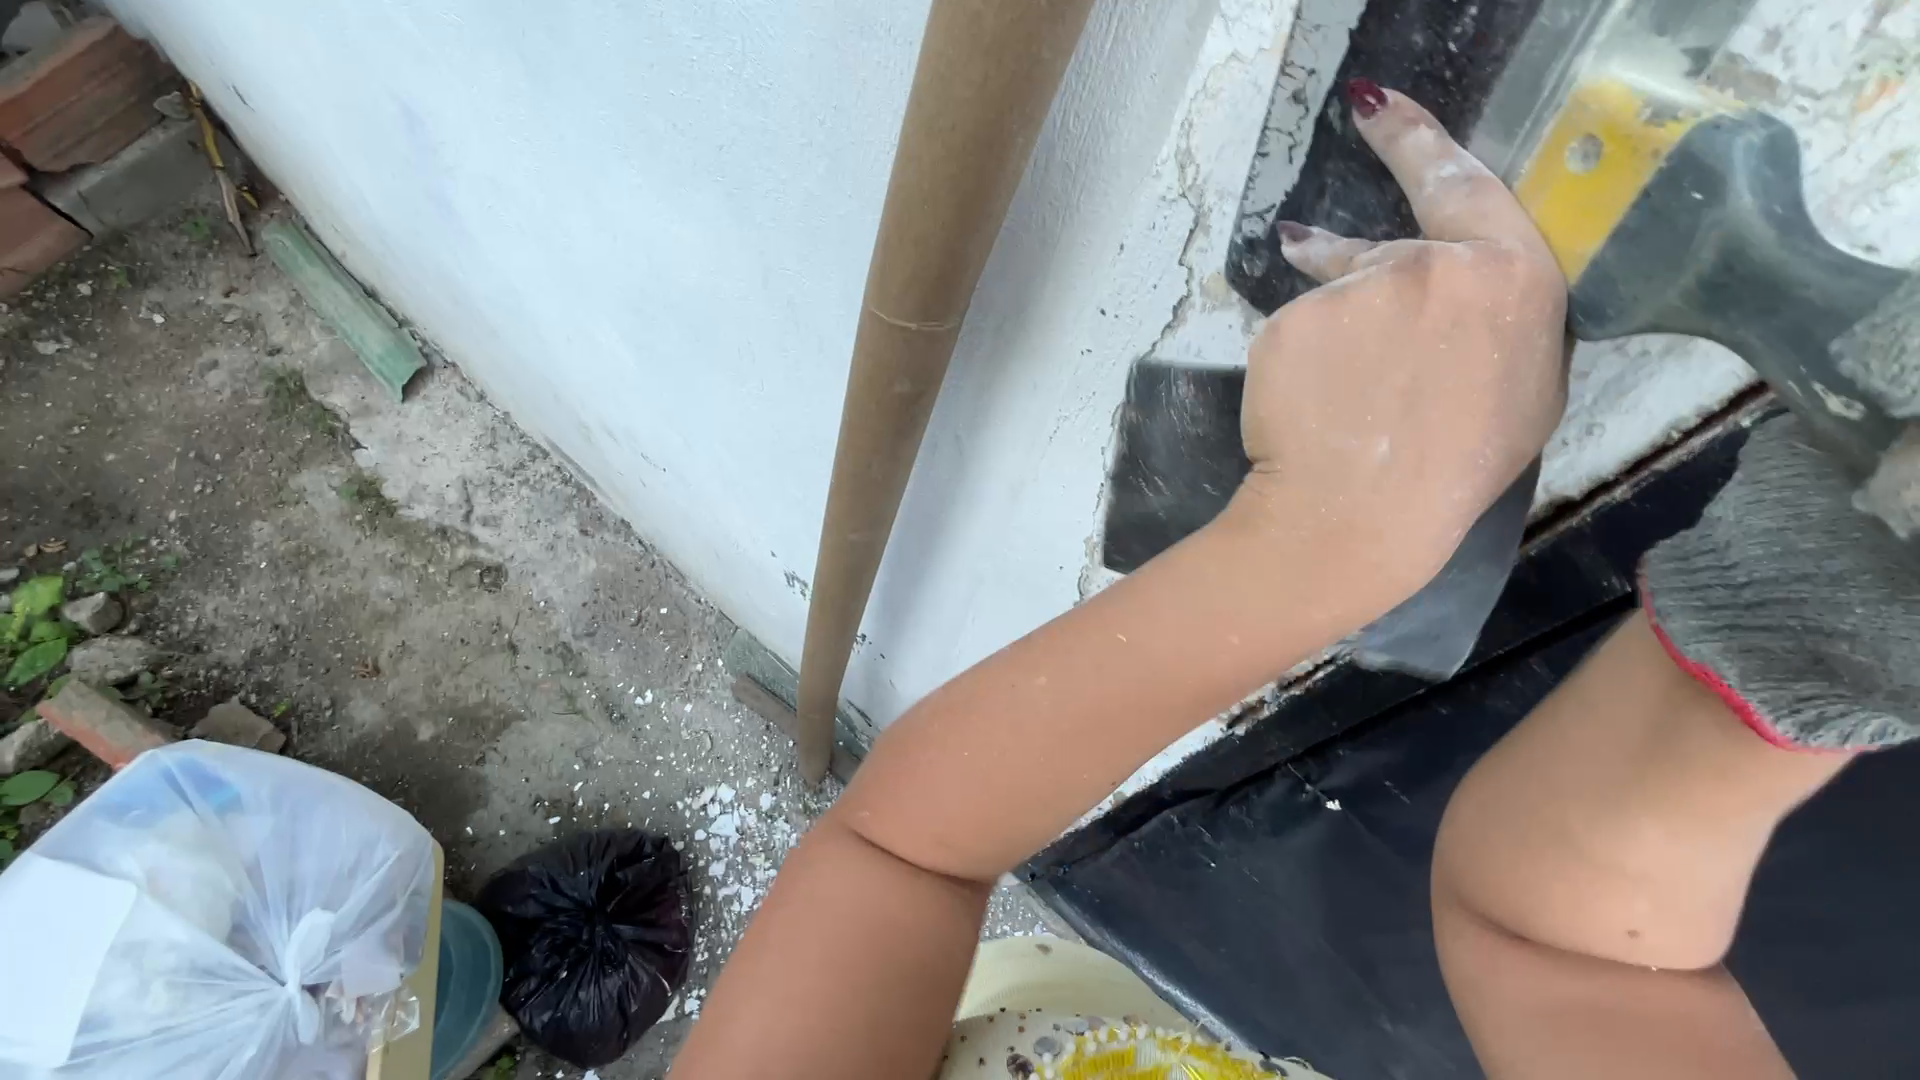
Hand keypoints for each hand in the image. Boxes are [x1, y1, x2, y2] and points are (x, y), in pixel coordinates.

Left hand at [1232, 81, 1568, 593]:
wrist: (1360, 511)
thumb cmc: (1452, 468)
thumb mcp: (1521, 393)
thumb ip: (1499, 325)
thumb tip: (1471, 300)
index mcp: (1513, 280)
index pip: (1463, 188)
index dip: (1419, 141)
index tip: (1380, 107)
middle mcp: (1438, 268)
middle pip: (1389, 245)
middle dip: (1355, 238)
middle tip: (1321, 210)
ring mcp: (1360, 292)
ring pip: (1337, 297)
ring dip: (1330, 326)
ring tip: (1326, 381)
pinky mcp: (1294, 322)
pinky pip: (1297, 332)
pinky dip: (1299, 361)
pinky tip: (1306, 403)